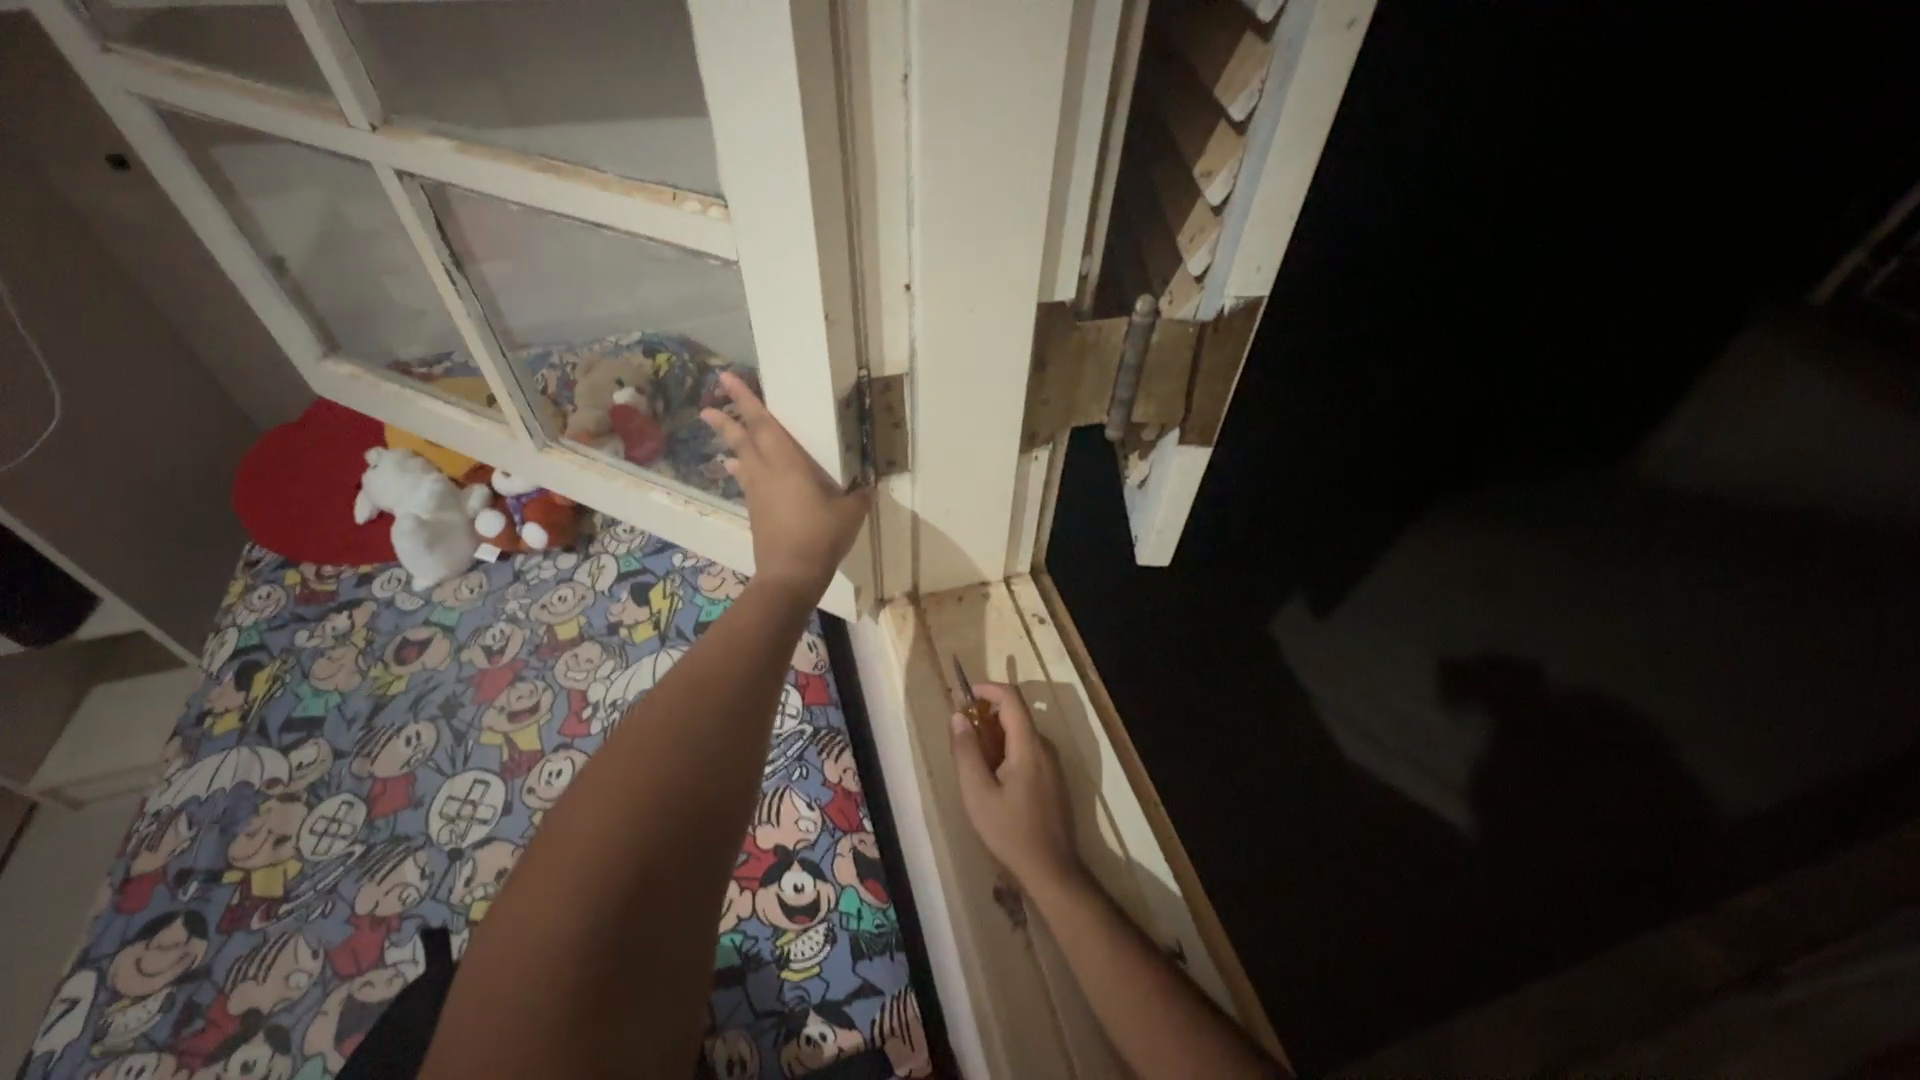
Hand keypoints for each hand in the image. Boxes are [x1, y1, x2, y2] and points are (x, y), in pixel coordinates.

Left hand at [701, 372, 872, 596]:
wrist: (790, 575)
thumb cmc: (821, 536)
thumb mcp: (850, 514)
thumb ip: (859, 497)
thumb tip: (870, 488)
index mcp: (788, 464)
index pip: (763, 424)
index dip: (745, 399)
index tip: (726, 379)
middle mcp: (766, 472)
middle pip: (743, 439)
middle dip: (726, 420)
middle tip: (707, 406)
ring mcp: (757, 493)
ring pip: (741, 460)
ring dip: (731, 444)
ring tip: (721, 431)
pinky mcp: (755, 512)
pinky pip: (746, 482)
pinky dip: (742, 471)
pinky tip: (741, 472)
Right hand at [950, 683, 1080, 890]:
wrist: (1050, 868)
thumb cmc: (1010, 831)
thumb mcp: (978, 793)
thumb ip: (967, 751)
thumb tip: (958, 717)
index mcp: (1029, 746)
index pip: (1011, 699)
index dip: (987, 689)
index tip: (963, 695)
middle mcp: (1045, 748)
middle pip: (1016, 715)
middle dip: (986, 716)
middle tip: (960, 736)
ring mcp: (1052, 764)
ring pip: (1021, 735)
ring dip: (995, 737)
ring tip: (972, 762)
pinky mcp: (1053, 779)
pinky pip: (1028, 752)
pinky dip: (1006, 752)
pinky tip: (992, 779)